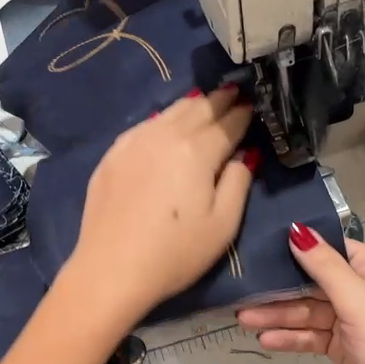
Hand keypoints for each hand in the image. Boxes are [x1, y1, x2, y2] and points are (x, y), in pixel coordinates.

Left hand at [64, 87, 256, 324]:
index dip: (244, 114)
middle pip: (199, 108)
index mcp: (198, 151)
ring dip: (192, 104)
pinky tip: (166, 124)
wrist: (110, 270)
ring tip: (205, 101)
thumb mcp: (223, 225)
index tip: (253, 106)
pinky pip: (145, 125)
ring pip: (169, 111)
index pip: (227, 123)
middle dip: (220, 100)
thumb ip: (238, 183)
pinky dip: (163, 119)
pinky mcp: (112, 155)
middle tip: (234, 93)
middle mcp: (165, 135)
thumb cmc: (175, 253)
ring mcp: (134, 142)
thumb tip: (242, 156)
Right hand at [237, 227, 364, 363]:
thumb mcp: (359, 303)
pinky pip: (311, 335)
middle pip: (315, 282)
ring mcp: (353, 321)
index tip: (263, 246)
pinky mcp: (343, 347)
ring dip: (279, 316)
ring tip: (244, 319)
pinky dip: (290, 337)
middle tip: (244, 291)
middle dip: (281, 289)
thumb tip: (298, 230)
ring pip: (309, 311)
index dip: (301, 248)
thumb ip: (326, 267)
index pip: (333, 250)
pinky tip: (266, 339)